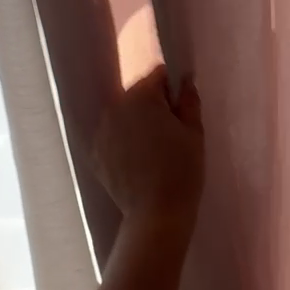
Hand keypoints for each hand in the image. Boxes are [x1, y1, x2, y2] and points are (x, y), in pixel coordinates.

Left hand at [94, 65, 202, 229]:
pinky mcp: (96, 154)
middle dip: (154, 104)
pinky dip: (124, 141)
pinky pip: (113, 136)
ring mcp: (102, 132)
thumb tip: (185, 80)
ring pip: (125, 115)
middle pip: (139, 94)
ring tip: (155, 148)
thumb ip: (189, 100)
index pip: (159, 76)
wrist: (156, 214)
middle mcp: (116, 108)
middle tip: (172, 130)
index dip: (173, 88)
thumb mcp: (194, 131)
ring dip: (137, 121)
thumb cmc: (182, 169)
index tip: (182, 107)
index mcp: (141, 97)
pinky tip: (138, 160)